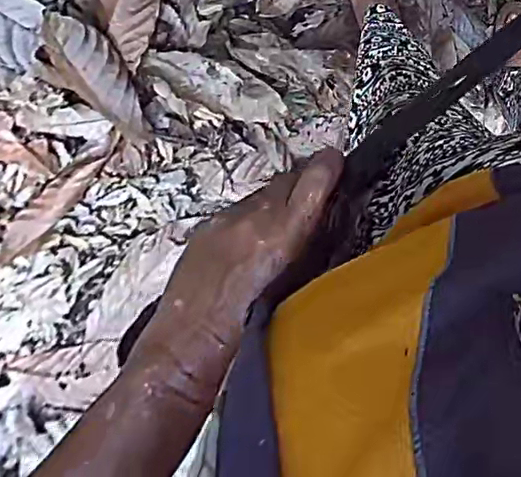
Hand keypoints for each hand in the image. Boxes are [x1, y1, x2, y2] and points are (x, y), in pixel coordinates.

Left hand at [131, 148, 343, 400]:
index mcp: (285, 232)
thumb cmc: (253, 333)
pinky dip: (251, 218)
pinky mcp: (204, 228)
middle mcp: (255, 216)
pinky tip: (250, 245)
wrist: (183, 355)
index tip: (338, 164)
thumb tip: (336, 212)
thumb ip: (320, 242)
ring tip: (282, 227)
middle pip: (290, 177)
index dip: (330, 165)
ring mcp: (225, 220)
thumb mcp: (302, 284)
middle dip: (305, 183)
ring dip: (278, 202)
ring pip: (264, 193)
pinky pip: (239, 210)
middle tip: (316, 199)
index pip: (315, 175)